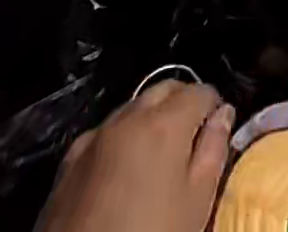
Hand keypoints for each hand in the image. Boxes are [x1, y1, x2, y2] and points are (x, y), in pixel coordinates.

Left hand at [37, 81, 235, 231]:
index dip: (214, 109)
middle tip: (190, 140)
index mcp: (165, 123)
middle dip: (183, 104)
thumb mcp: (198, 198)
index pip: (202, 91)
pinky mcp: (65, 167)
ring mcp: (92, 141)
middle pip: (165, 89)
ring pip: (133, 107)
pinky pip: (104, 134)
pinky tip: (122, 172)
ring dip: (151, 118)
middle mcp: (128, 120)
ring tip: (156, 157)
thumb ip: (215, 147)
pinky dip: (121, 138)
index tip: (216, 134)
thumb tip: (223, 115)